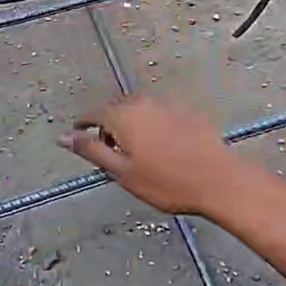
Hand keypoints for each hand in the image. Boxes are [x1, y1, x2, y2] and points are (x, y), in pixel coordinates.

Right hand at [59, 95, 276, 220]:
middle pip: (115, 110)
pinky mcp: (187, 112)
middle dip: (108, 127)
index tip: (80, 138)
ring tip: (138, 153)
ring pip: (138, 111)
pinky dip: (152, 126)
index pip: (92, 114)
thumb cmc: (166, 182)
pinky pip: (159, 115)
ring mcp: (167, 105)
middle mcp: (142, 103)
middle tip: (112, 154)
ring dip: (131, 126)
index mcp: (122, 116)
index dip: (82, 126)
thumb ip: (90, 150)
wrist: (221, 182)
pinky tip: (163, 149)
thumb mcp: (121, 171)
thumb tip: (64, 137)